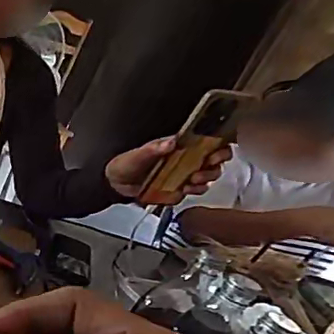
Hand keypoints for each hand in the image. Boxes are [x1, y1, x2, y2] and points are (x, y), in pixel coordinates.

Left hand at [104, 137, 232, 202]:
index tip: (216, 153)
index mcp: (179, 146)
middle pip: (214, 161)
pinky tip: (183, 190)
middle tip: (203, 169)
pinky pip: (192, 192)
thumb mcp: (137, 155)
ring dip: (204, 179)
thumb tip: (170, 142)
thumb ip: (153, 149)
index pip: (209, 142)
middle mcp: (185, 159)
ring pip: (207, 176)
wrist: (115, 185)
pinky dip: (191, 192)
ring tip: (192, 181)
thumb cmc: (125, 164)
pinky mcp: (178, 190)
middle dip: (214, 166)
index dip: (219, 146)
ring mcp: (183, 175)